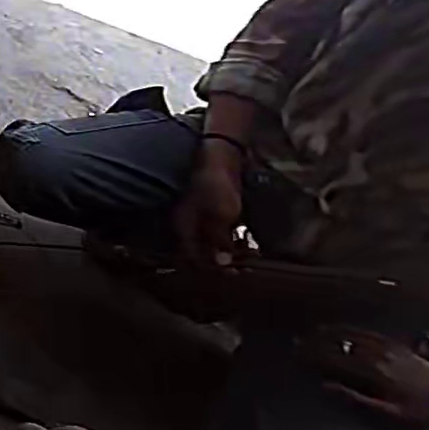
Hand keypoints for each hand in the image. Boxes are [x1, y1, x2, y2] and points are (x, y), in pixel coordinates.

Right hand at [175, 140, 242, 263]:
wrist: (217, 155)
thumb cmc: (215, 184)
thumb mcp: (221, 215)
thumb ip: (220, 241)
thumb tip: (221, 264)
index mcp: (181, 227)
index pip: (190, 256)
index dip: (211, 268)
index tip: (234, 274)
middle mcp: (184, 224)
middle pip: (197, 251)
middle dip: (219, 262)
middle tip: (243, 268)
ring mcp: (193, 216)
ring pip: (206, 241)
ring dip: (225, 251)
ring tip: (246, 256)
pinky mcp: (204, 209)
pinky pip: (213, 231)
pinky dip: (226, 239)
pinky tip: (240, 240)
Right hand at [304, 328, 428, 425]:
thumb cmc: (422, 412)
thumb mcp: (391, 414)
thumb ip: (357, 399)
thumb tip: (325, 385)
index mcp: (371, 372)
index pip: (332, 358)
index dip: (312, 355)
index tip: (296, 353)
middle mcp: (376, 355)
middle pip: (338, 344)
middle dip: (316, 342)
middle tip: (299, 341)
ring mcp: (387, 348)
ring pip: (351, 335)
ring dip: (330, 333)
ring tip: (314, 331)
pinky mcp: (397, 345)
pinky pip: (368, 333)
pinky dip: (351, 330)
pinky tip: (343, 329)